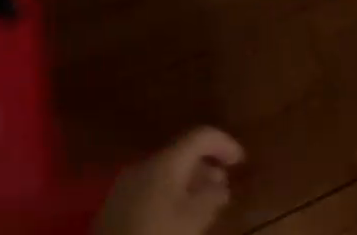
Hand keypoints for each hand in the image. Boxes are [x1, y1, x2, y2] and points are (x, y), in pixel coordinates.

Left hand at [95, 127, 245, 234]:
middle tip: (222, 186)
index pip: (201, 135)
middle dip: (206, 166)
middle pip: (182, 154)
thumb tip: (220, 184)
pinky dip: (169, 193)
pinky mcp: (116, 204)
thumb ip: (212, 197)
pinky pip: (150, 187)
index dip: (225, 143)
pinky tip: (175, 215)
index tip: (240, 161)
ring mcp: (126, 184)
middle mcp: (144, 164)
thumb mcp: (193, 220)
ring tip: (202, 204)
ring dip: (188, 182)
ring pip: (166, 172)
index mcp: (165, 162)